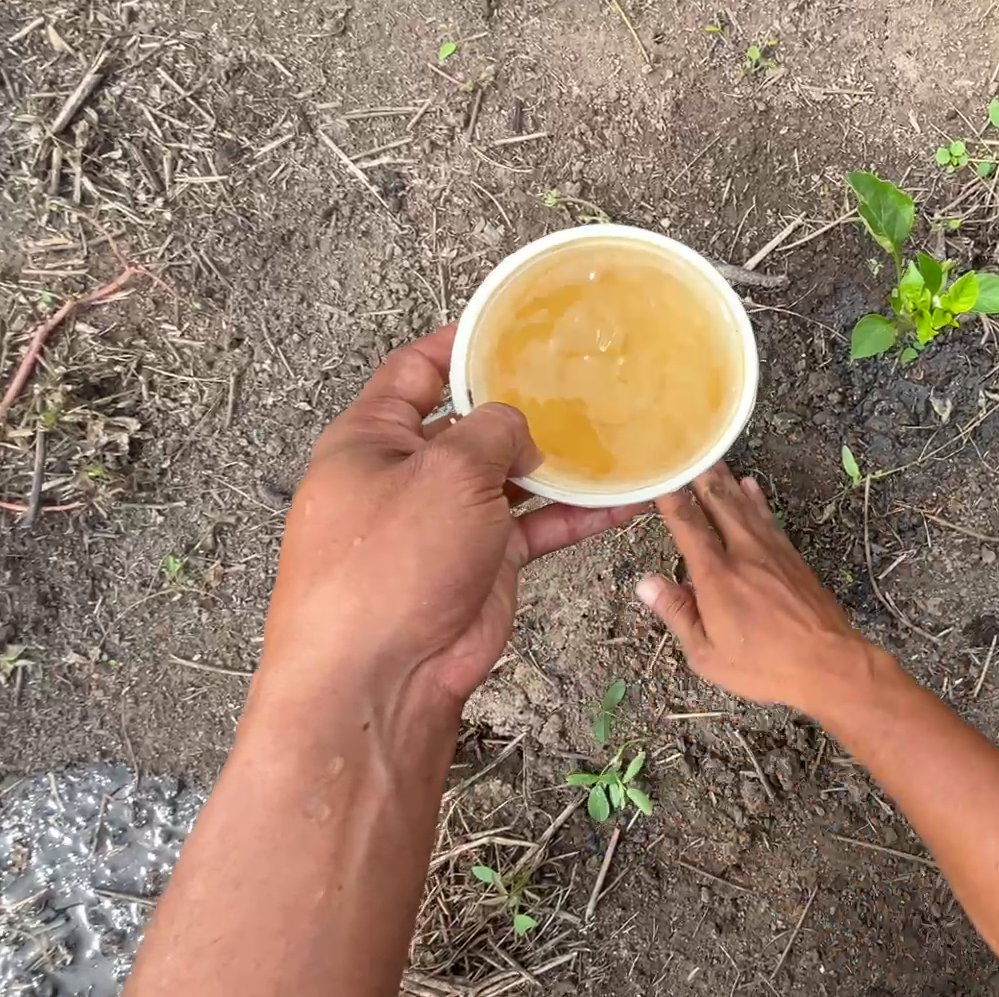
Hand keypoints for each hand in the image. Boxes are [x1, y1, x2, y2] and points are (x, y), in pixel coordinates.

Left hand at [260, 326, 644, 722]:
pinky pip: (539, 525)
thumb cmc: (392, 560)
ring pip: (516, 477)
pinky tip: (623, 505)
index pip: (415, 372)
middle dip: (525, 407)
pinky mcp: (487, 558)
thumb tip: (516, 424)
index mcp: (374, 440)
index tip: (510, 326)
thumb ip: (490, 430)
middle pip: (475, 424)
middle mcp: (412, 475)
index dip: (458, 344)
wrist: (385, 672)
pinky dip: (576, 516)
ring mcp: (452, 519)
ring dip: (562, 466)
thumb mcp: (444, 472)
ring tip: (615, 441)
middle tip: (582, 384)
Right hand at [637, 463, 877, 715]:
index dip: (672, 501)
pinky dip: (757, 499)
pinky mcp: (793, 557)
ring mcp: (772, 552)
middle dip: (701, 478)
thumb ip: (678, 613)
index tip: (661, 479)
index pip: (689, 527)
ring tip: (713, 460)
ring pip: (745, 506)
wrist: (828, 661)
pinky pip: (769, 518)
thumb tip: (646, 583)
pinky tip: (751, 486)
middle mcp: (744, 554)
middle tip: (688, 453)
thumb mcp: (708, 654)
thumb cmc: (764, 666)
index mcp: (717, 576)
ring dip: (726, 482)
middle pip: (719, 504)